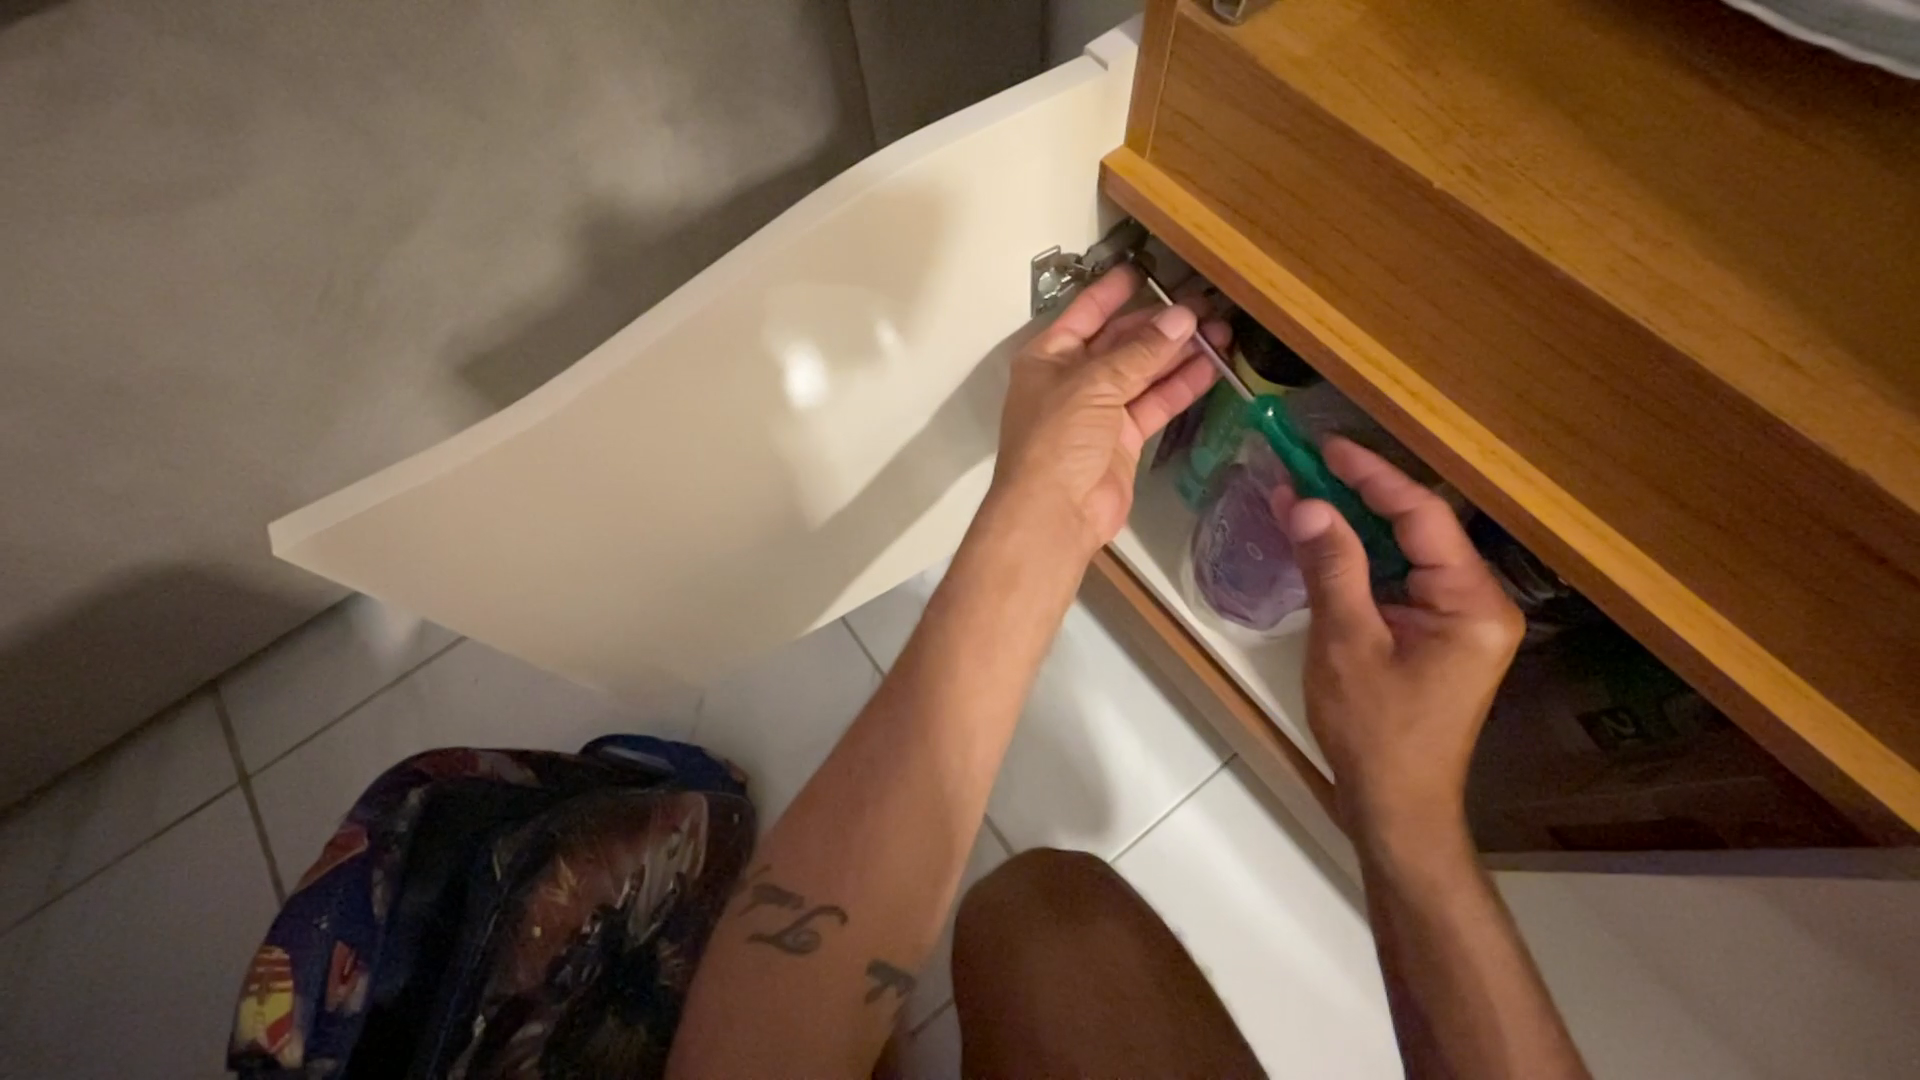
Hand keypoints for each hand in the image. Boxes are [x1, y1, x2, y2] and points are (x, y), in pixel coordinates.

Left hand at [991, 264, 1229, 551]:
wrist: (1054, 513)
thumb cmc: (1057, 440)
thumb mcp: (1093, 384)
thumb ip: (1139, 352)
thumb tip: (1182, 319)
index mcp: (1048, 358)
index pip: (1084, 314)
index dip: (1113, 292)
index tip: (1146, 270)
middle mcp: (1072, 380)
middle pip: (1120, 343)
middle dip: (1160, 325)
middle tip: (1205, 306)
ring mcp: (1099, 411)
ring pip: (1143, 373)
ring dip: (1178, 354)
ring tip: (1221, 331)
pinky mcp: (1123, 439)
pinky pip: (1155, 403)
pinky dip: (1180, 386)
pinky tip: (1212, 366)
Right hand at [1277, 438, 1523, 840]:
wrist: (1395, 805)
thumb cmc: (1374, 729)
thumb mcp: (1346, 643)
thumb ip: (1332, 568)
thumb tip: (1307, 503)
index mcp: (1471, 602)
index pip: (1423, 516)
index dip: (1372, 476)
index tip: (1325, 448)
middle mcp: (1474, 602)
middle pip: (1416, 528)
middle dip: (1359, 495)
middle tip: (1304, 466)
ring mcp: (1455, 620)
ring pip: (1402, 552)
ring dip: (1352, 525)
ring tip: (1301, 495)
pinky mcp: (1431, 634)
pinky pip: (1394, 580)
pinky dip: (1356, 560)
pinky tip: (1318, 542)